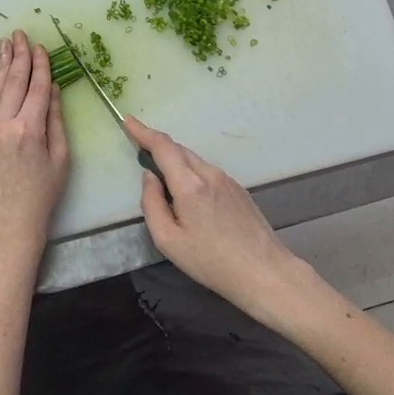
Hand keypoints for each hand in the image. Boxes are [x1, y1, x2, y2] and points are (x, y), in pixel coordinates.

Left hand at [0, 31, 69, 259]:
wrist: (8, 222)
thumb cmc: (42, 195)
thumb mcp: (61, 158)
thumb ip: (56, 121)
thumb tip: (53, 90)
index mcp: (31, 130)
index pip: (38, 88)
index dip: (41, 65)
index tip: (42, 47)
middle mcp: (4, 125)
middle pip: (15, 82)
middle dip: (19, 56)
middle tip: (21, 34)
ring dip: (1, 64)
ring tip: (5, 43)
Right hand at [125, 116, 311, 324]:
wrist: (264, 272)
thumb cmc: (211, 261)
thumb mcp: (168, 240)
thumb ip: (151, 204)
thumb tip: (149, 177)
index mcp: (190, 185)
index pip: (163, 146)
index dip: (143, 132)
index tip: (129, 122)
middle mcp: (210, 174)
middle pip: (179, 150)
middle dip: (158, 146)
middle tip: (141, 152)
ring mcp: (228, 180)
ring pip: (195, 161)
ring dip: (176, 162)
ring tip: (165, 182)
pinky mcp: (239, 190)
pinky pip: (208, 172)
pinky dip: (192, 173)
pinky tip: (191, 197)